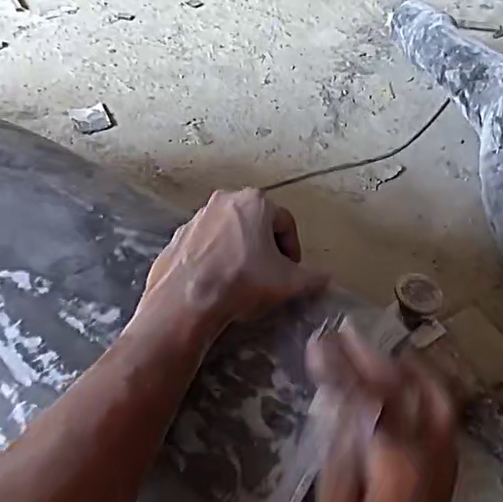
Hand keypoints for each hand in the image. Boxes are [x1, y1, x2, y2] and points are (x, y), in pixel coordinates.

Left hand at [134, 189, 328, 342]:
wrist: (186, 301)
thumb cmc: (242, 281)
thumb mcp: (289, 283)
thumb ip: (313, 278)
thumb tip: (326, 279)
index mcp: (255, 202)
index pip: (285, 223)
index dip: (293, 249)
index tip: (292, 272)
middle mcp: (223, 201)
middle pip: (254, 224)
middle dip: (264, 248)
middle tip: (269, 275)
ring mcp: (195, 219)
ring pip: (227, 234)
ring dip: (238, 252)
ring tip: (241, 281)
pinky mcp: (176, 239)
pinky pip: (203, 248)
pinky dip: (212, 261)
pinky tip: (215, 284)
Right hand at [308, 327, 460, 501]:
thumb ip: (338, 466)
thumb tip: (335, 411)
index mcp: (401, 471)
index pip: (372, 398)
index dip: (343, 365)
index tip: (317, 339)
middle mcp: (431, 462)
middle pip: (413, 390)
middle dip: (378, 356)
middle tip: (345, 332)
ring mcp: (443, 474)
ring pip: (438, 402)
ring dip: (407, 369)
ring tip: (374, 351)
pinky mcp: (443, 487)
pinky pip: (440, 422)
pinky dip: (421, 393)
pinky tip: (399, 394)